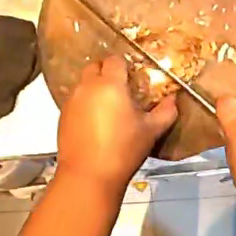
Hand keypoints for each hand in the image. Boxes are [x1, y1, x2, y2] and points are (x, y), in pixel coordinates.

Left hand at [56, 56, 177, 194]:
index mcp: (110, 85)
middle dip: (107, 73)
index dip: (125, 66)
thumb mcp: (151, 131)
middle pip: (95, 67)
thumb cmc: (123, 151)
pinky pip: (75, 101)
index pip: (115, 60)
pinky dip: (85, 104)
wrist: (88, 176)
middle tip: (121, 90)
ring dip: (95, 89)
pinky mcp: (62, 116)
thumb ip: (166, 111)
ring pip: (84, 84)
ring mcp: (72, 101)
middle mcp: (88, 87)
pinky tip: (95, 123)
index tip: (134, 79)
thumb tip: (173, 99)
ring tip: (109, 108)